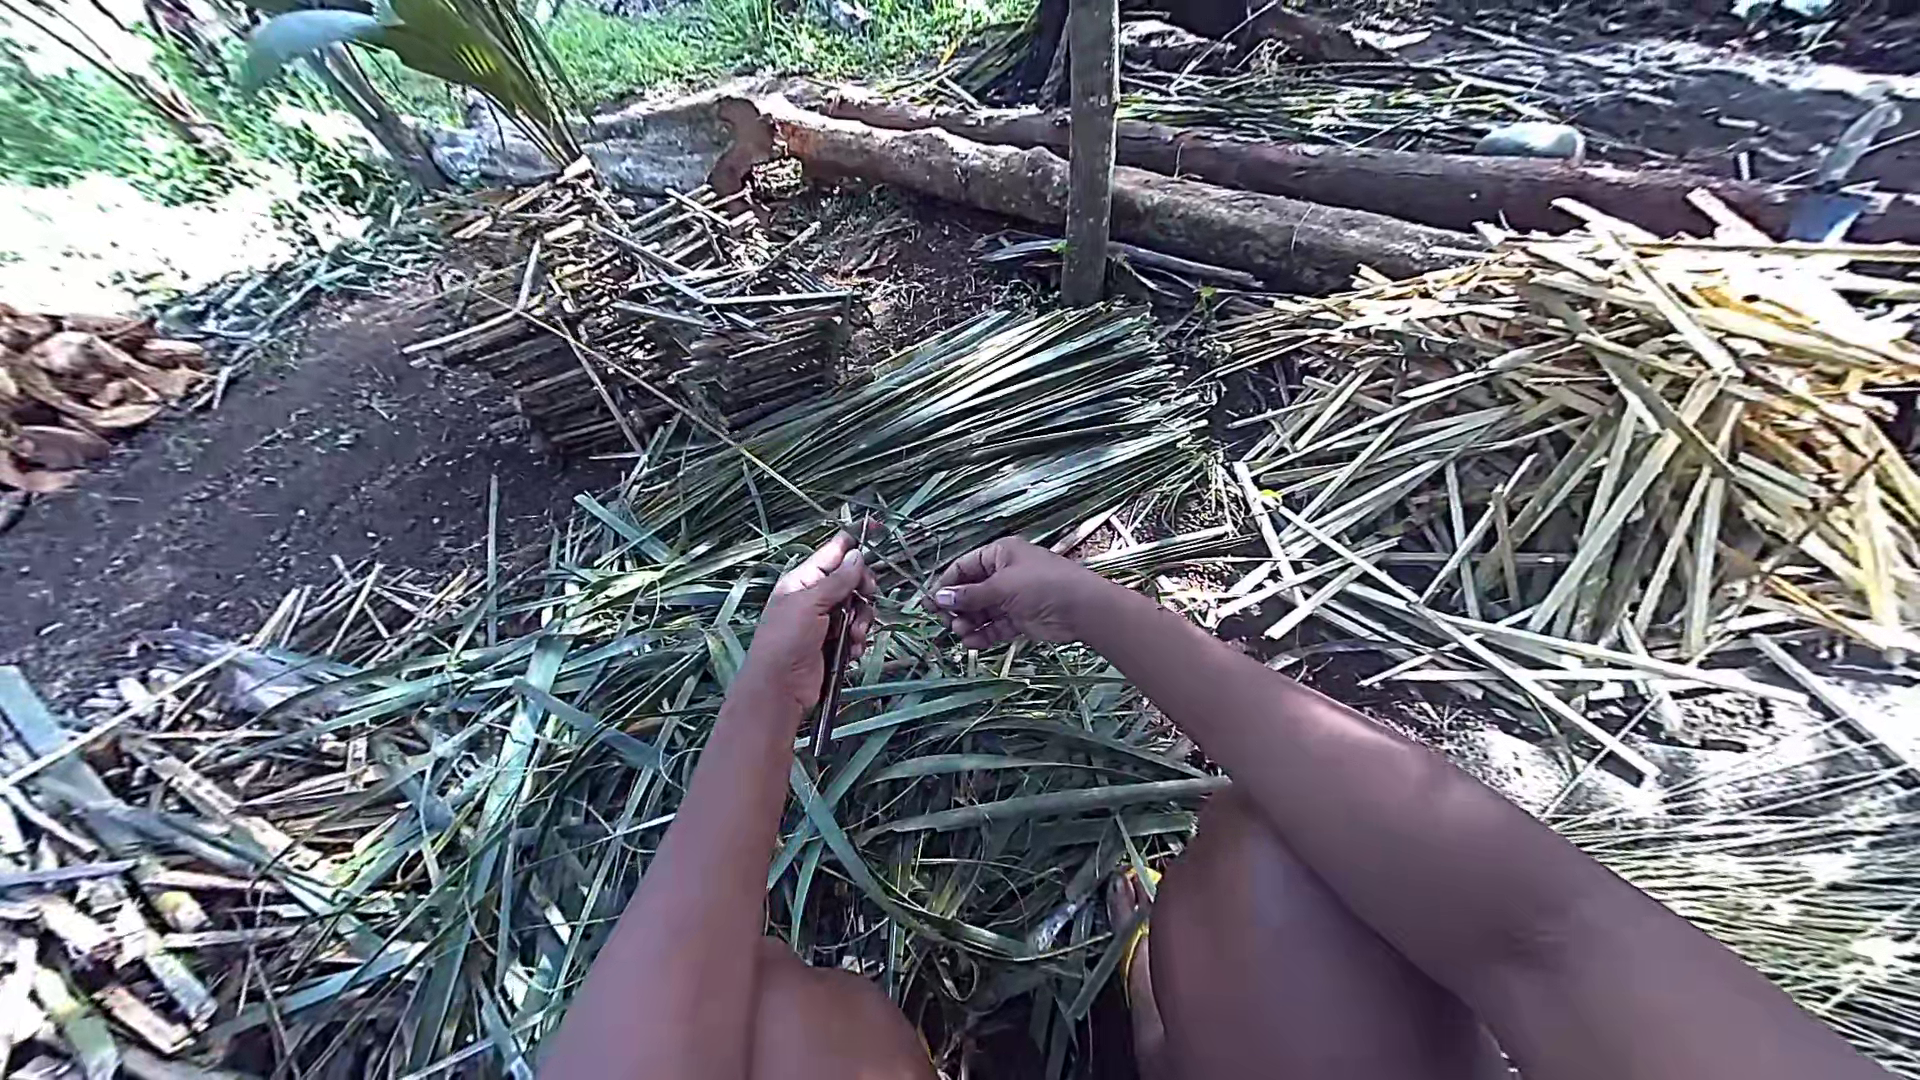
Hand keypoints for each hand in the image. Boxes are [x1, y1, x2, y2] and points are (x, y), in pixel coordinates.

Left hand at [742, 529, 877, 715]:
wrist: (779, 690)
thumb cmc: (785, 641)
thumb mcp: (809, 604)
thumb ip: (837, 580)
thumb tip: (857, 554)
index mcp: (804, 580)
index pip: (834, 551)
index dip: (854, 539)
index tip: (877, 528)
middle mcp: (816, 596)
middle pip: (853, 580)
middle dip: (863, 592)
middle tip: (864, 601)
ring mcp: (826, 620)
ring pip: (859, 608)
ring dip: (862, 622)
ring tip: (852, 637)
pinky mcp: (835, 642)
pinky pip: (857, 632)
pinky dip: (858, 641)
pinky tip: (850, 652)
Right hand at [931, 537, 1111, 648]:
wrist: (1083, 608)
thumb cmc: (1042, 585)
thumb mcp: (1002, 586)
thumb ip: (969, 595)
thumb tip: (937, 598)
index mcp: (999, 554)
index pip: (964, 567)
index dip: (946, 584)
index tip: (931, 603)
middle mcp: (1004, 574)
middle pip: (970, 591)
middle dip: (957, 607)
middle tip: (947, 622)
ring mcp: (1012, 597)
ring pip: (981, 611)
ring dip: (969, 622)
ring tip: (962, 633)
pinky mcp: (1020, 619)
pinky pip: (995, 626)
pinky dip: (983, 634)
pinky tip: (972, 643)